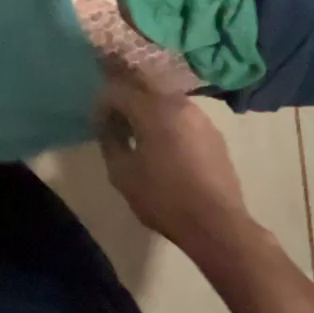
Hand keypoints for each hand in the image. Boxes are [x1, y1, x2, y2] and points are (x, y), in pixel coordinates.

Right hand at [95, 79, 256, 252]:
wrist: (217, 224)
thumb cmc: (163, 198)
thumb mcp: (121, 172)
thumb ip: (109, 140)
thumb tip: (107, 125)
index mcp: (154, 110)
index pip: (117, 91)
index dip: (102, 105)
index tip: (97, 125)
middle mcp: (179, 104)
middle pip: (144, 88)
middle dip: (125, 100)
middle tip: (114, 121)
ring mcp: (201, 118)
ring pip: (165, 101)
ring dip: (147, 110)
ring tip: (138, 134)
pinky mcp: (214, 134)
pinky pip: (182, 117)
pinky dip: (167, 122)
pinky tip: (164, 146)